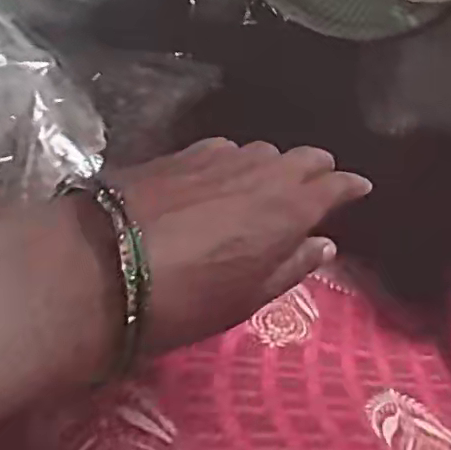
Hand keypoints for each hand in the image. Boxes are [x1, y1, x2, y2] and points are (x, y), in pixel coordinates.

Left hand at [76, 139, 370, 356]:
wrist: (91, 272)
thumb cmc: (182, 300)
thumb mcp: (246, 299)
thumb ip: (293, 266)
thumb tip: (324, 244)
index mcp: (291, 207)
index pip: (337, 183)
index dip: (352, 186)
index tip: (359, 190)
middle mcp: (266, 171)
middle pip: (307, 157)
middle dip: (319, 170)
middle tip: (315, 189)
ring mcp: (224, 156)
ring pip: (267, 151)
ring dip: (276, 166)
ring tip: (264, 187)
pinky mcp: (184, 152)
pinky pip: (227, 149)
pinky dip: (236, 162)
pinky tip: (219, 179)